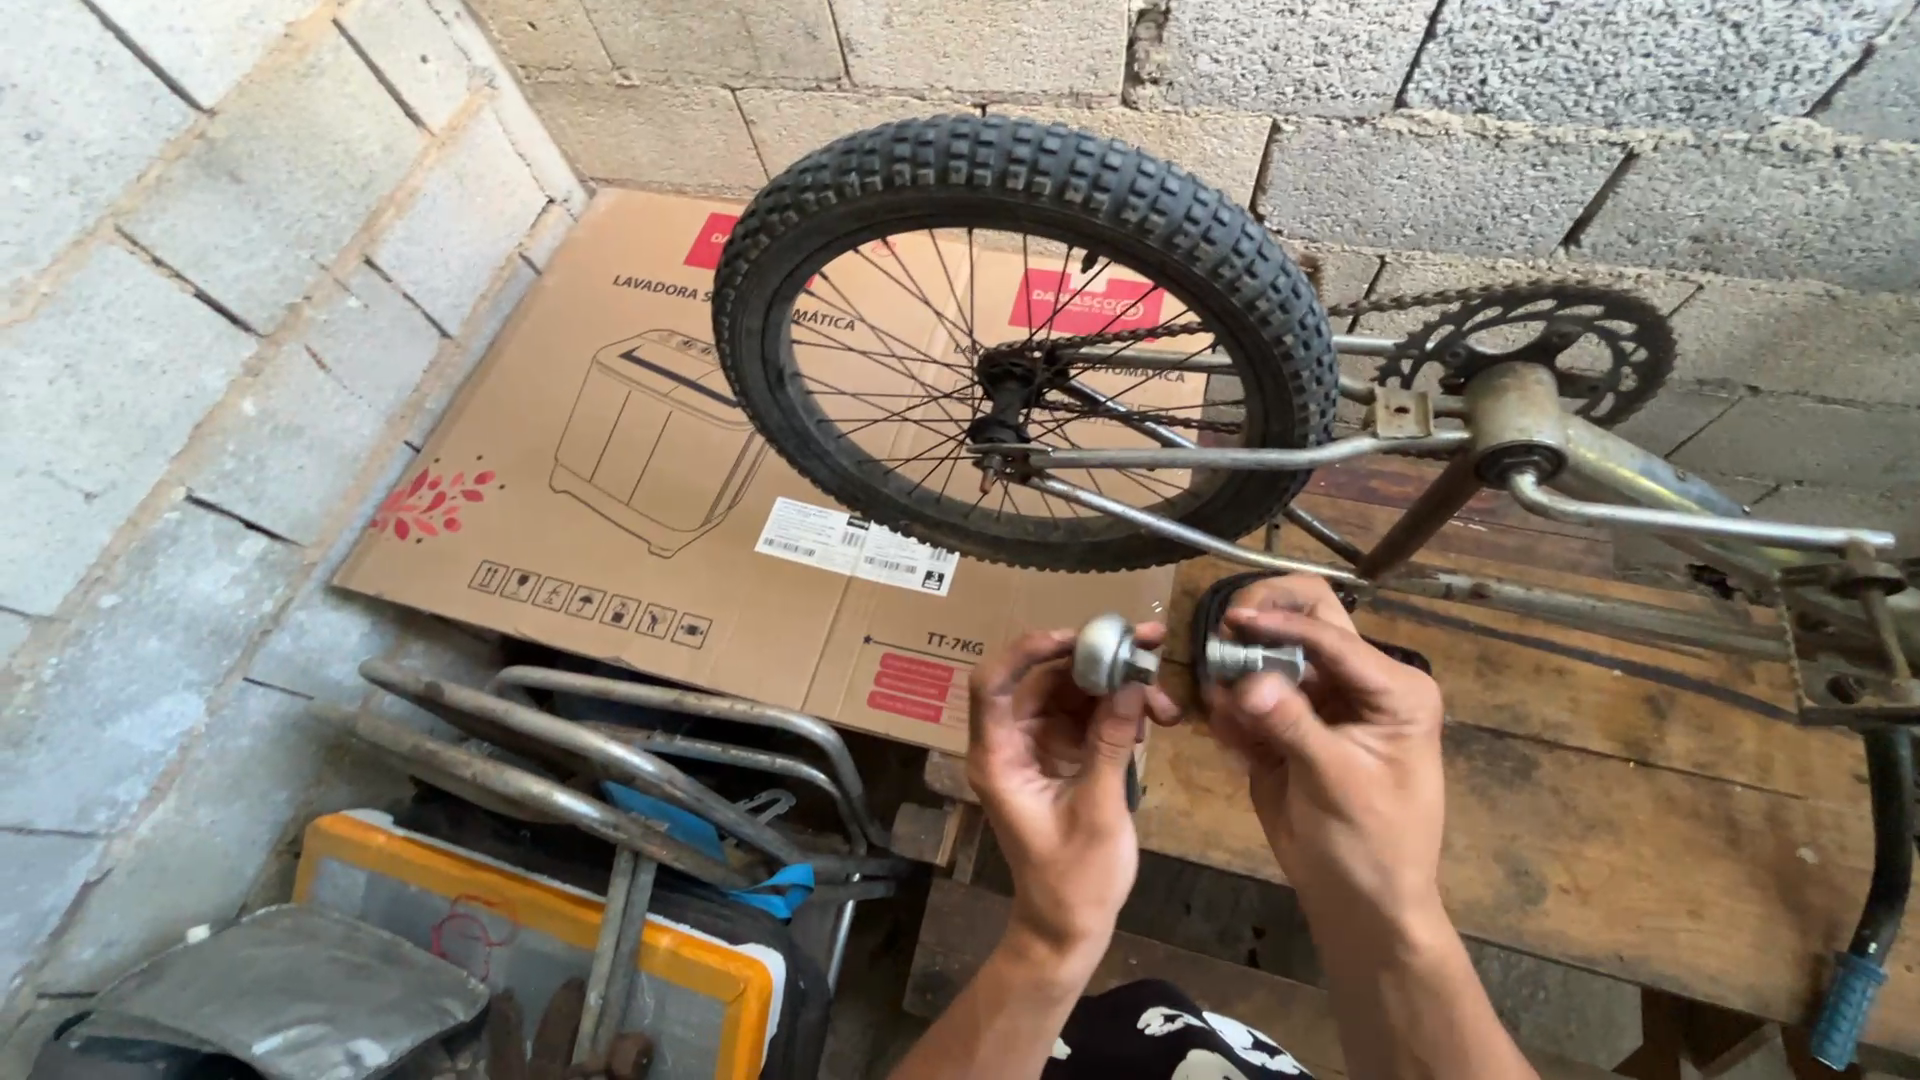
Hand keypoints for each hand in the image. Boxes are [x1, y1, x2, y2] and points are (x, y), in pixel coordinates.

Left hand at [967, 625, 1179, 971]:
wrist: (1070, 923)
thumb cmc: (1073, 880)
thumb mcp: (1098, 811)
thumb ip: (1110, 744)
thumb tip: (1130, 685)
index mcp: (997, 757)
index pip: (992, 685)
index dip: (1025, 652)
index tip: (1074, 638)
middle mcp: (1010, 742)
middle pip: (1041, 679)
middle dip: (1093, 661)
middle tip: (1145, 645)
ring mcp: (1036, 745)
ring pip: (1070, 692)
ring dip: (1114, 687)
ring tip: (1161, 697)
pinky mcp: (1061, 753)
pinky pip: (1086, 715)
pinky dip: (1117, 711)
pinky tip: (1151, 718)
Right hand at [1202, 575, 1446, 932]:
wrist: (1359, 899)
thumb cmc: (1372, 843)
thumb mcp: (1338, 782)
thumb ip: (1292, 725)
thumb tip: (1245, 683)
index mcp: (1392, 688)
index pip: (1330, 635)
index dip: (1280, 624)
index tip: (1232, 622)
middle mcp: (1356, 681)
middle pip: (1304, 619)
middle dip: (1260, 625)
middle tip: (1220, 640)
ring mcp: (1318, 699)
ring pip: (1267, 654)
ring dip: (1238, 671)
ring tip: (1225, 712)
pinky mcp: (1285, 721)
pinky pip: (1247, 694)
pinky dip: (1231, 708)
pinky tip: (1234, 742)